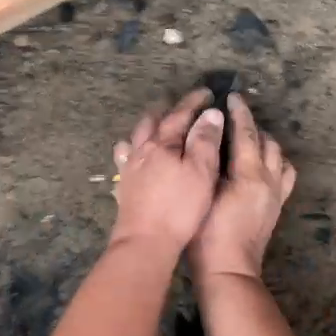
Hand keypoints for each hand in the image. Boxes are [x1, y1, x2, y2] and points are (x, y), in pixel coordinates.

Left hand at [109, 88, 224, 252]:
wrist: (144, 242)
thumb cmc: (179, 207)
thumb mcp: (201, 172)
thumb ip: (205, 140)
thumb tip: (210, 113)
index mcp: (162, 144)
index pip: (179, 114)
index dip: (194, 102)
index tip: (207, 92)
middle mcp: (142, 150)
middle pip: (152, 121)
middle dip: (168, 110)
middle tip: (182, 106)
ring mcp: (129, 169)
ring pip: (136, 138)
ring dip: (148, 127)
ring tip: (157, 125)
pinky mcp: (124, 187)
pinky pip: (125, 159)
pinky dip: (132, 150)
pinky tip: (132, 155)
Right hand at [189, 94, 296, 281]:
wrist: (228, 272)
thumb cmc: (206, 234)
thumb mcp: (204, 192)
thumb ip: (209, 162)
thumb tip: (211, 135)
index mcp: (249, 173)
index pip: (247, 133)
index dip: (239, 112)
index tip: (232, 97)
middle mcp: (269, 180)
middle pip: (266, 141)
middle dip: (253, 125)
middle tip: (235, 117)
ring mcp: (276, 194)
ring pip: (279, 157)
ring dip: (266, 142)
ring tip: (250, 138)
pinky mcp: (276, 208)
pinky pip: (284, 176)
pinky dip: (276, 162)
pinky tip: (264, 165)